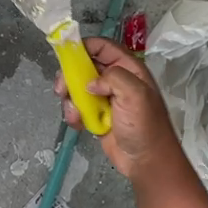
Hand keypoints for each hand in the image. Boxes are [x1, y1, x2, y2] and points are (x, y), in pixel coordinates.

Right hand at [56, 37, 186, 183]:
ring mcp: (105, 99)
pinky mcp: (97, 115)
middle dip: (70, 76)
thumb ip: (113, 78)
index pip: (103, 47)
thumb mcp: (135, 95)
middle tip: (61, 89)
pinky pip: (78, 107)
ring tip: (74, 113)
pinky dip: (73, 114)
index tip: (65, 55)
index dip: (84, 46)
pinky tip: (78, 123)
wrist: (146, 161)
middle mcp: (116, 80)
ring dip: (70, 99)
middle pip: (85, 66)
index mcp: (128, 69)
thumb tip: (89, 83)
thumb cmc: (145, 127)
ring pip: (78, 88)